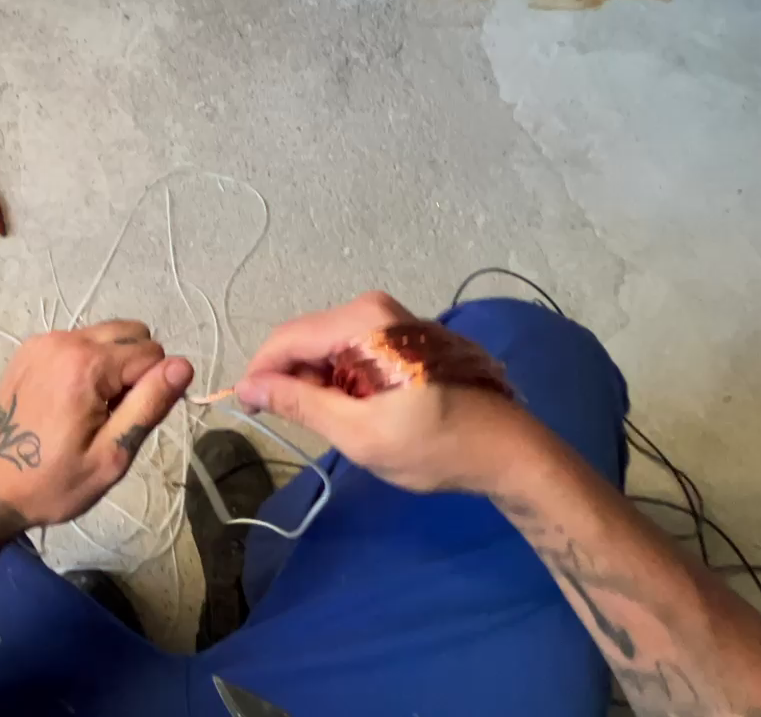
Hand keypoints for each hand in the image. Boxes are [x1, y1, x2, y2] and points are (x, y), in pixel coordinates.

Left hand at [0, 320, 194, 526]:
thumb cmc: (52, 480)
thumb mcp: (111, 455)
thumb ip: (149, 405)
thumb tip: (184, 364)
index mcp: (87, 364)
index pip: (153, 353)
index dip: (153, 388)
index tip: (127, 422)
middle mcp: (65, 339)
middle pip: (132, 333)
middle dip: (137, 369)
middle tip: (113, 415)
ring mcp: (44, 340)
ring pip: (107, 334)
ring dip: (114, 364)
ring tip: (91, 408)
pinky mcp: (31, 347)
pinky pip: (80, 340)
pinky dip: (88, 362)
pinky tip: (70, 399)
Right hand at [234, 291, 536, 492]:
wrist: (512, 453)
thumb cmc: (435, 445)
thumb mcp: (359, 432)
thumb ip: (299, 404)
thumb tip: (248, 387)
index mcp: (362, 322)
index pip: (288, 338)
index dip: (261, 372)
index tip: (248, 406)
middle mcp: (372, 307)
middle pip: (306, 338)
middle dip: (292, 378)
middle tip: (295, 422)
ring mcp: (389, 317)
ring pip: (326, 345)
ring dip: (317, 381)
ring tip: (332, 420)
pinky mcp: (401, 332)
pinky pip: (350, 347)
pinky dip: (340, 377)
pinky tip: (354, 408)